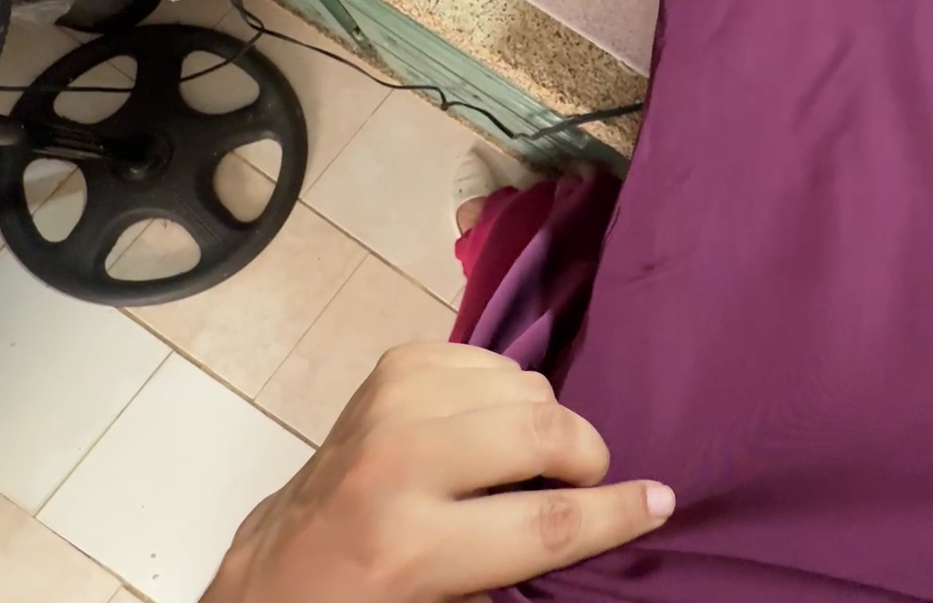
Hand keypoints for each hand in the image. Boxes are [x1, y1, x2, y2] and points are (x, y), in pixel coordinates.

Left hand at [202, 343, 672, 602]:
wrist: (271, 572)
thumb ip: (517, 566)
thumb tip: (610, 513)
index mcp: (408, 549)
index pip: (544, 524)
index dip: (615, 512)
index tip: (660, 499)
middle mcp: (399, 461)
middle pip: (538, 431)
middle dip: (586, 454)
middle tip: (587, 476)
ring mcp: (392, 400)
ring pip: (522, 383)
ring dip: (542, 420)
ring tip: (524, 455)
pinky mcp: (393, 366)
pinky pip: (489, 360)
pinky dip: (505, 391)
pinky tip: (486, 422)